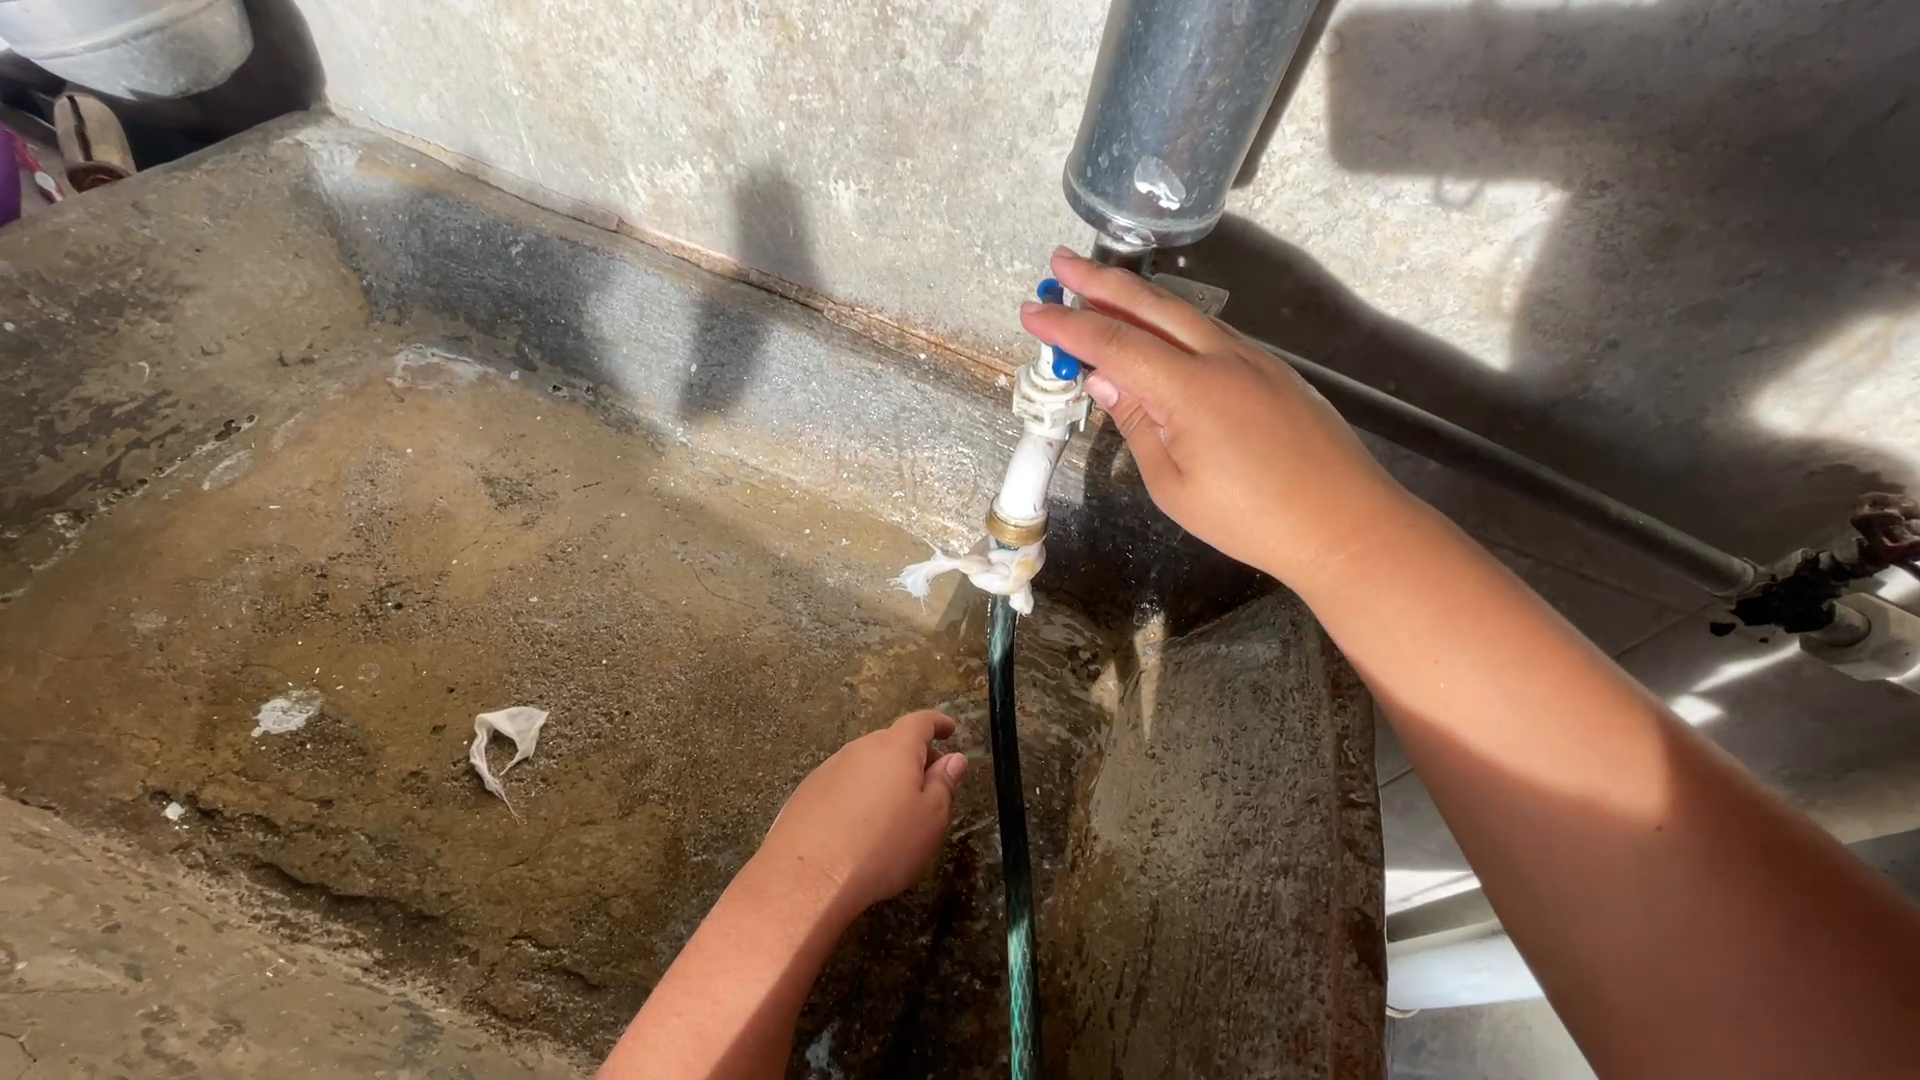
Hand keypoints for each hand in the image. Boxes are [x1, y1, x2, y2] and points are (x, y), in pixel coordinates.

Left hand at [758, 711, 968, 915]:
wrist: (807, 878)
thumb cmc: (882, 846)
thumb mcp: (930, 819)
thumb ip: (944, 784)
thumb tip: (954, 759)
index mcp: (894, 748)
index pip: (920, 722)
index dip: (938, 723)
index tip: (949, 730)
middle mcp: (859, 749)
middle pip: (891, 742)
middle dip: (914, 756)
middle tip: (930, 781)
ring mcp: (828, 770)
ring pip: (865, 764)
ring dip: (884, 777)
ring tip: (895, 810)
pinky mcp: (805, 794)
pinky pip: (842, 784)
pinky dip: (858, 794)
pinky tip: (859, 826)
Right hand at [1019, 247, 1410, 588]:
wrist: (1344, 523)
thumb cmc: (1249, 519)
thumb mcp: (1173, 484)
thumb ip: (1137, 423)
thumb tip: (1105, 379)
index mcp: (1191, 389)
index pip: (1114, 344)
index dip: (1068, 326)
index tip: (1031, 309)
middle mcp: (1222, 357)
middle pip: (1151, 305)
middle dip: (1100, 281)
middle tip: (1059, 263)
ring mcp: (1253, 358)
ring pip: (1184, 314)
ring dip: (1135, 299)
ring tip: (1096, 292)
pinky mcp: (1272, 370)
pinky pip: (1209, 334)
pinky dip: (1170, 324)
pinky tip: (1155, 334)